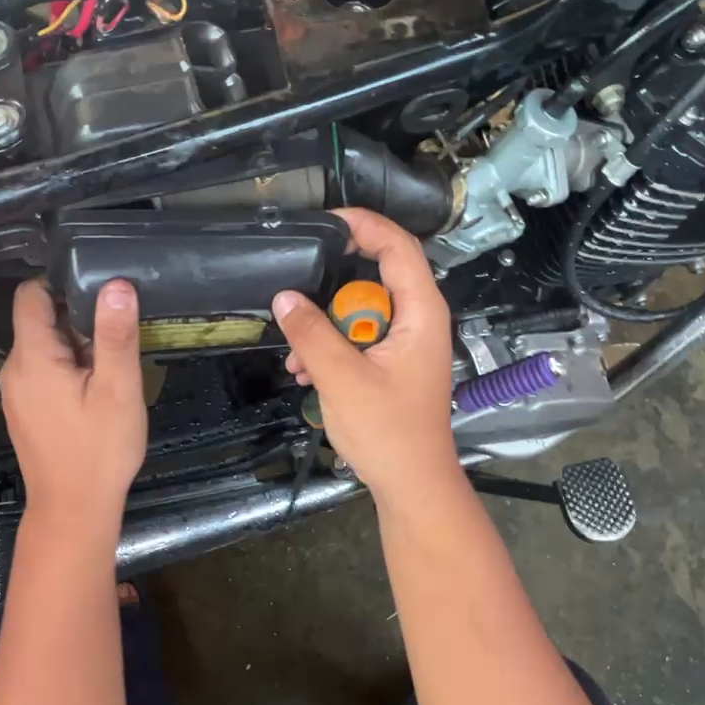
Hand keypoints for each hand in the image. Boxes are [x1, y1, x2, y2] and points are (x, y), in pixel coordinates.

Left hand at [0, 278, 147, 515]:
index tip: (98, 288)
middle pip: (39, 320)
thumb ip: (115, 335)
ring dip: (76, 346)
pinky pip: (43, 373)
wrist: (73, 510)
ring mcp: (16, 393)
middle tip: (116, 334)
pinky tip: (96, 390)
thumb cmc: (98, 451)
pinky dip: (68, 369)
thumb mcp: (118, 389)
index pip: (30, 294)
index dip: (61, 282)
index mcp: (32, 357)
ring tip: (111, 364)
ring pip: (44, 348)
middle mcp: (14, 369)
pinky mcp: (25, 411)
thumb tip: (116, 285)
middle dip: (76, 318)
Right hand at [275, 208, 456, 498]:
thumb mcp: (342, 379)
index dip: (364, 225)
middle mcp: (418, 321)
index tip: (324, 220)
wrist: (410, 484)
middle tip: (297, 302)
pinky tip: (306, 372)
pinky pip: (359, 339)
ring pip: (360, 313)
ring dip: (325, 328)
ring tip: (298, 355)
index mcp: (420, 314)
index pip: (398, 247)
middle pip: (372, 279)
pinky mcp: (392, 365)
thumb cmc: (388, 433)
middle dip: (330, 293)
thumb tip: (284, 297)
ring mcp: (405, 344)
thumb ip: (311, 335)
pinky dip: (332, 349)